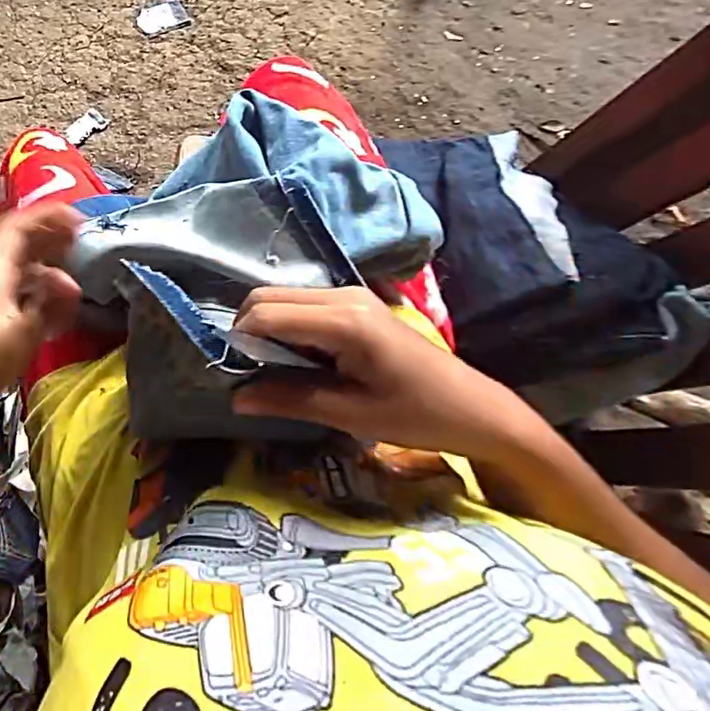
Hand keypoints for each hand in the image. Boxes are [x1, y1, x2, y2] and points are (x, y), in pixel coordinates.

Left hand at [0, 204, 82, 413]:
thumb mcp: (24, 331)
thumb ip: (48, 302)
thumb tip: (68, 282)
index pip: (17, 227)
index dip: (46, 215)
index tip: (76, 216)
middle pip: (19, 241)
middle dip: (50, 233)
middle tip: (79, 233)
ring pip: (21, 262)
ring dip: (48, 257)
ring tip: (74, 259)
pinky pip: (21, 284)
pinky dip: (42, 281)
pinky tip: (59, 294)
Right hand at [231, 286, 552, 458]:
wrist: (472, 407)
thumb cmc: (418, 414)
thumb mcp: (351, 414)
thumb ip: (290, 399)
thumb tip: (237, 398)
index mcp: (343, 321)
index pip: (266, 313)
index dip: (242, 341)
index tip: (239, 375)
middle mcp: (343, 295)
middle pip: (268, 296)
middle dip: (249, 330)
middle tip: (256, 373)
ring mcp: (351, 295)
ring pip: (283, 297)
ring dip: (268, 328)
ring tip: (278, 370)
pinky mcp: (356, 304)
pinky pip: (304, 305)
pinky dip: (288, 327)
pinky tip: (301, 360)